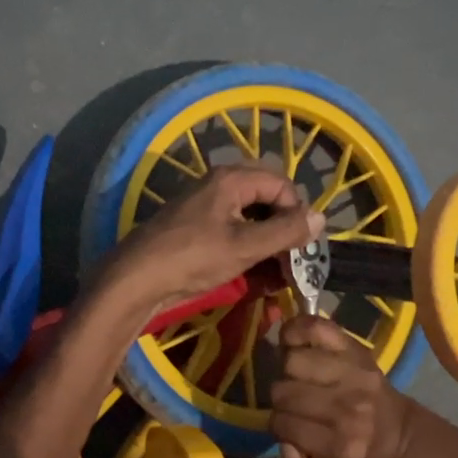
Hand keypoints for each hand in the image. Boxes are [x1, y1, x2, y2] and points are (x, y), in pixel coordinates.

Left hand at [97, 163, 323, 311]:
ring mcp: (204, 206)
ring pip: (249, 217)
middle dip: (283, 227)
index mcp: (230, 179)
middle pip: (266, 198)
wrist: (137, 278)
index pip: (281, 184)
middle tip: (292, 258)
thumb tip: (321, 217)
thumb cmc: (192, 257)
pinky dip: (247, 248)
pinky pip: (232, 230)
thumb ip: (285, 231)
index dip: (296, 212)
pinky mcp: (195, 228)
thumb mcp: (245, 246)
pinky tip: (254, 273)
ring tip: (276, 272)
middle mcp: (218, 185)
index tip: (300, 245)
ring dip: (267, 241)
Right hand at [270, 316, 416, 457]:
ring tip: (301, 380)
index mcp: (344, 446)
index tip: (294, 432)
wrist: (397, 431)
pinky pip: (312, 326)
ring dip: (289, 371)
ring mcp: (353, 371)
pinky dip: (296, 332)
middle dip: (283, 402)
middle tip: (298, 407)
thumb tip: (291, 455)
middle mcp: (350, 407)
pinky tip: (295, 345)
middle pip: (282, 392)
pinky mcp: (353, 346)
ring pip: (291, 361)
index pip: (281, 427)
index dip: (281, 429)